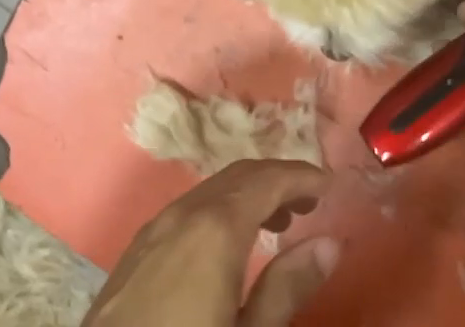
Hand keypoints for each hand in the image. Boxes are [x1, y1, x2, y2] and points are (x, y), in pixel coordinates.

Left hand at [83, 159, 339, 326]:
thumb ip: (287, 288)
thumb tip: (329, 243)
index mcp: (215, 228)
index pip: (267, 179)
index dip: (302, 175)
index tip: (330, 185)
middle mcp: (181, 215)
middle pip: (237, 176)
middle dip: (277, 180)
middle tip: (311, 202)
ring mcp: (152, 231)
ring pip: (209, 192)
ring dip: (247, 196)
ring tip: (278, 223)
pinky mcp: (134, 253)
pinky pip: (186, 212)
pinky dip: (218, 211)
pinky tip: (227, 247)